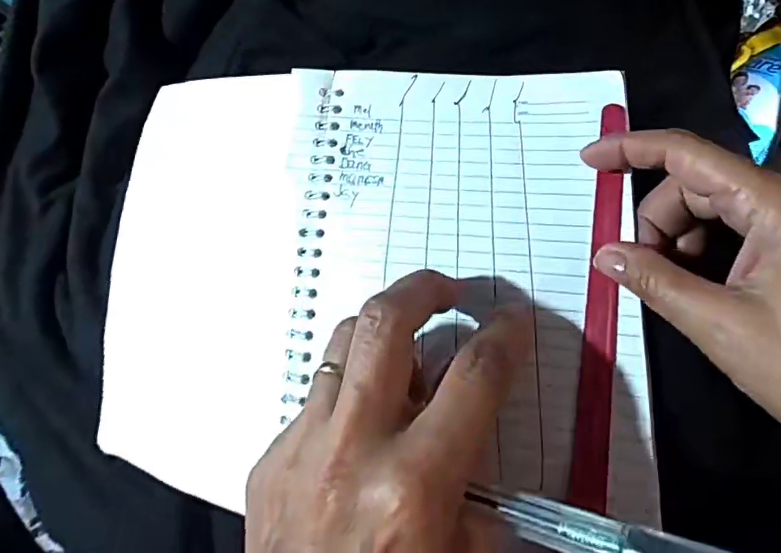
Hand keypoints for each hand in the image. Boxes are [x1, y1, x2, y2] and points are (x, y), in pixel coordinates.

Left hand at [246, 269, 527, 552]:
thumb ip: (482, 492)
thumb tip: (481, 434)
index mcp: (412, 488)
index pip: (475, 374)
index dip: (504, 335)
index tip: (512, 323)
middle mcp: (352, 455)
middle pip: (387, 322)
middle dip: (426, 289)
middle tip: (448, 291)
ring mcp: (301, 453)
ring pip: (343, 341)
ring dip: (382, 328)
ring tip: (407, 342)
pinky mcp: (268, 463)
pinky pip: (315, 394)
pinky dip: (348, 389)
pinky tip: (363, 421)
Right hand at [581, 130, 780, 552]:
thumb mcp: (727, 330)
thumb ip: (658, 281)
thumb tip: (605, 250)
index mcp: (774, 199)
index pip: (685, 152)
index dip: (630, 149)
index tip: (587, 158)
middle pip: (704, 184)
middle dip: (661, 220)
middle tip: (639, 272)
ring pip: (728, 209)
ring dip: (691, 240)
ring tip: (681, 293)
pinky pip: (755, 229)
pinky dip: (721, 252)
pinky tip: (716, 293)